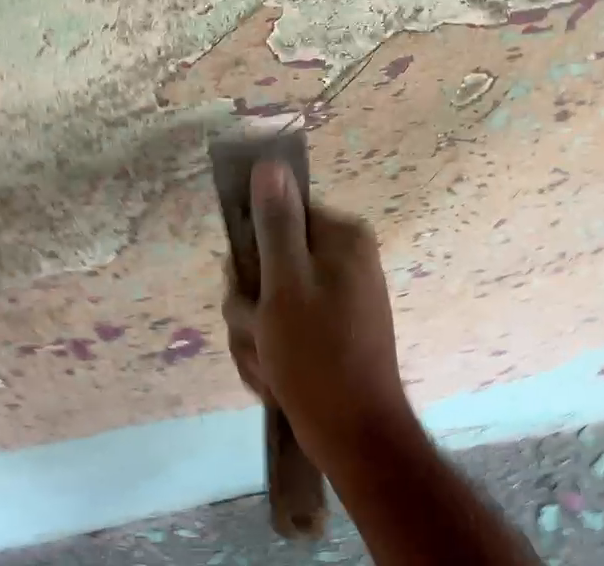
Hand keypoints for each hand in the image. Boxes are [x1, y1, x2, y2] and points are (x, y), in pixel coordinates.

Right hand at [224, 160, 414, 459]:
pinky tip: (276, 378)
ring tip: (271, 364)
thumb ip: (275, 223)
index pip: (276, 216)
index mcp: (341, 238)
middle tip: (261, 333)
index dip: (253, 252)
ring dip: (255, 335)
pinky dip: (269, 354)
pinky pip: (278, 329)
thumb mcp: (286, 284)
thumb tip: (268, 164)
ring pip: (265, 301)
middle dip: (251, 305)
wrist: (355, 439)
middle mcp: (342, 260)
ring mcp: (335, 298)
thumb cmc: (318, 357)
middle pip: (266, 260)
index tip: (248, 285)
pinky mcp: (327, 332)